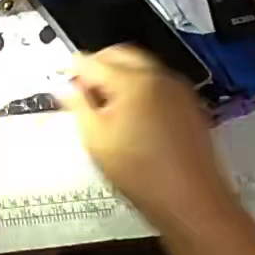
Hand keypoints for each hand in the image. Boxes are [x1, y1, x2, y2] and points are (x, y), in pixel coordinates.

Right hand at [64, 45, 239, 234]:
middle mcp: (159, 76)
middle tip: (83, 87)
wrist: (190, 200)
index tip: (64, 79)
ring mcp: (179, 89)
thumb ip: (77, 106)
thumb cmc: (141, 174)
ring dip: (121, 76)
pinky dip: (141, 89)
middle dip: (99, 65)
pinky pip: (159, 84)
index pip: (93, 62)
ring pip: (142, 67)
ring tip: (105, 105)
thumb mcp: (95, 139)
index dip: (74, 69)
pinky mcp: (190, 105)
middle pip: (121, 54)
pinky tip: (131, 115)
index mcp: (133, 81)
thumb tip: (65, 88)